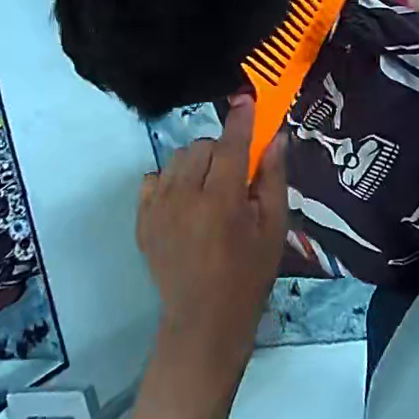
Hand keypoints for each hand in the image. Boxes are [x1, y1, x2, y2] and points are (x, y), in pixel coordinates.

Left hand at [136, 96, 289, 387]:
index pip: (231, 145)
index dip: (240, 119)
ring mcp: (158, 209)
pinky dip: (171, 180)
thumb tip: (275, 137)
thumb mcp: (274, 226)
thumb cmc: (250, 272)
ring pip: (177, 159)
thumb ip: (272, 178)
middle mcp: (185, 198)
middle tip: (235, 174)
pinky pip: (154, 178)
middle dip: (221, 150)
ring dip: (197, 163)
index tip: (246, 99)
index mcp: (222, 200)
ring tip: (210, 188)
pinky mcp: (142, 220)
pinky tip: (186, 200)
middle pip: (202, 147)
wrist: (205, 318)